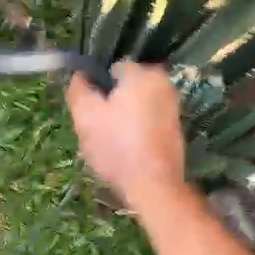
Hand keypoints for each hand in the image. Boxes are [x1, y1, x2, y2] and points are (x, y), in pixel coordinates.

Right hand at [66, 62, 185, 211]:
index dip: (96, 89)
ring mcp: (173, 108)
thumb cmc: (117, 146)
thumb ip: (79, 90)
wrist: (153, 185)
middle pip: (125, 89)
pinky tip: (127, 152)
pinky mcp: (175, 131)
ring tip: (111, 144)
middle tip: (98, 130)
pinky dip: (136, 133)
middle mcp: (164, 84)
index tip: (89, 112)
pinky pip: (148, 124)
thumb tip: (80, 76)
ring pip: (136, 107)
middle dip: (110, 105)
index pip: (112, 69)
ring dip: (122, 120)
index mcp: (143, 73)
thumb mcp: (85, 116)